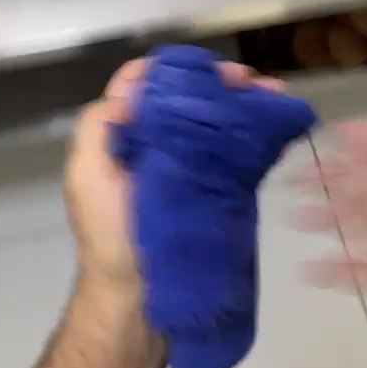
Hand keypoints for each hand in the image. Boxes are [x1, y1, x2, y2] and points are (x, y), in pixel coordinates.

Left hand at [64, 56, 286, 308]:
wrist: (139, 300)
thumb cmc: (111, 233)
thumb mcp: (88, 174)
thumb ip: (99, 126)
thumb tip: (135, 85)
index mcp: (125, 139)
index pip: (148, 88)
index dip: (175, 71)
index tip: (205, 67)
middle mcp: (159, 148)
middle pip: (190, 102)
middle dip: (219, 85)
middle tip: (248, 81)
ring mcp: (190, 171)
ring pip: (218, 125)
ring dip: (245, 105)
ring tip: (273, 94)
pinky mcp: (217, 194)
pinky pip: (238, 157)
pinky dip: (258, 138)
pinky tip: (278, 124)